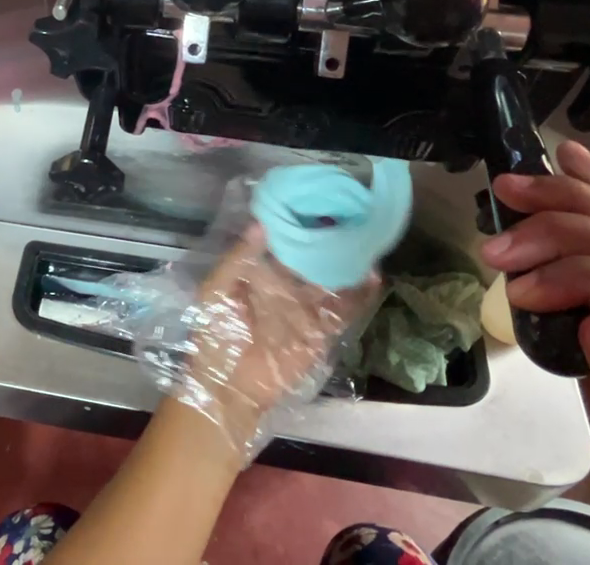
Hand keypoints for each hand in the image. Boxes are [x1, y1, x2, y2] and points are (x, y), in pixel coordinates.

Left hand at [181, 226, 377, 454]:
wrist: (228, 388)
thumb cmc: (215, 335)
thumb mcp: (216, 291)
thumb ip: (238, 259)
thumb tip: (261, 223)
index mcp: (257, 276)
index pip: (280, 246)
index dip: (294, 227)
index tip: (312, 202)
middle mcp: (284, 289)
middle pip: (310, 261)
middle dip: (326, 241)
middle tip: (347, 214)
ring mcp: (304, 311)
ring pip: (330, 282)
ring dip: (347, 264)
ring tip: (366, 239)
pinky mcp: (320, 333)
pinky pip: (342, 312)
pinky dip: (359, 295)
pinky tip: (373, 275)